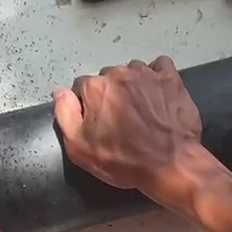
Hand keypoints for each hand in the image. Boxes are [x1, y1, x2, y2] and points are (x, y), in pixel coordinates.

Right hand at [53, 57, 218, 208]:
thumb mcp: (79, 147)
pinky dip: (157, 76)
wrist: (169, 164)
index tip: (97, 123)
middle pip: (107, 78)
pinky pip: (160, 66)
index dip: (88, 106)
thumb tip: (60, 92)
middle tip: (120, 121)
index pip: (82, 87)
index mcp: (95, 88)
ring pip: (132, 72)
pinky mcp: (170, 79)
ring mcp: (147, 74)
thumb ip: (64, 114)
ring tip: (141, 110)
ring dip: (133, 86)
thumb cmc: (123, 160)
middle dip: (110, 95)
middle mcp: (119, 74)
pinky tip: (157, 93)